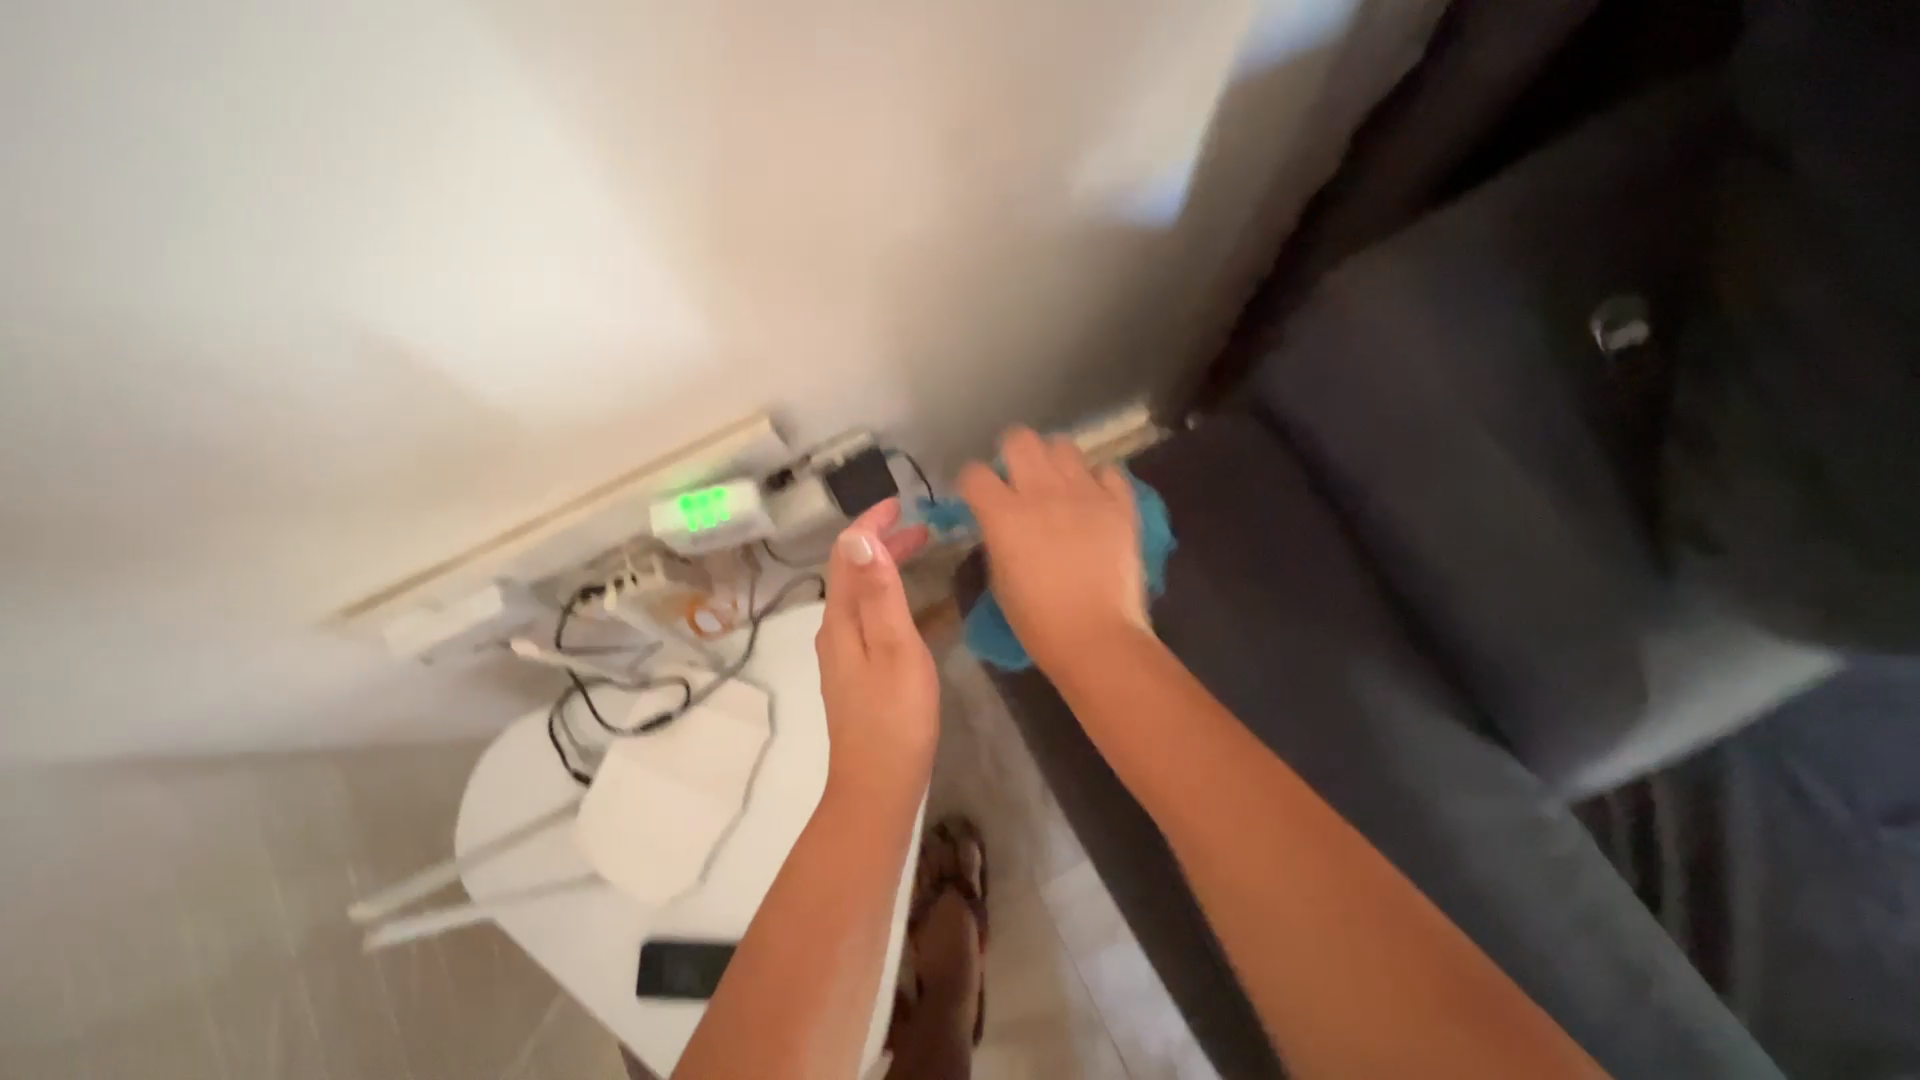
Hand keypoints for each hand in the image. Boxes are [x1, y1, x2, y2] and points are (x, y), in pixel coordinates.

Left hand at [815, 498, 937, 806]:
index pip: (847, 555)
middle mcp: (835, 631)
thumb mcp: (895, 648)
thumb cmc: (895, 717)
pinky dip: (888, 595)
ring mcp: (843, 654)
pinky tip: (913, 606)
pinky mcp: (856, 673)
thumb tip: (859, 538)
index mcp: (841, 620)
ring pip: (861, 595)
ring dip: (886, 567)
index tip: (900, 502)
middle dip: (881, 542)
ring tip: (920, 552)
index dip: (870, 524)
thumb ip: (879, 593)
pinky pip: (868, 617)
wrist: (877, 784)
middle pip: (852, 572)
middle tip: (922, 526)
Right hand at [959, 426, 1147, 675]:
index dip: (971, 482)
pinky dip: (1097, 480)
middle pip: (1019, 439)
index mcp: (1004, 515)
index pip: (974, 473)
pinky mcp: (1120, 504)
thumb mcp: (1000, 578)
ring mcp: (1085, 494)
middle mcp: (1042, 493)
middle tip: (1017, 478)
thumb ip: (997, 538)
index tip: (976, 495)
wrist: (1097, 637)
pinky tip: (1093, 499)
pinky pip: (1107, 470)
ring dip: (1054, 460)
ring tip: (1058, 484)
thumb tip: (1001, 522)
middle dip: (1012, 453)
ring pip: (1063, 446)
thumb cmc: (1038, 622)